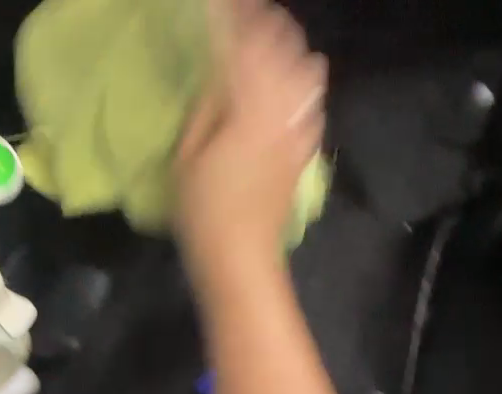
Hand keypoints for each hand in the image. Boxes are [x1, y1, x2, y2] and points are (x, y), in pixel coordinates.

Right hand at [174, 0, 326, 278]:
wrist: (242, 259)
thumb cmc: (204, 213)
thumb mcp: (188, 156)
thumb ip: (207, 106)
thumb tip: (217, 72)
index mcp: (249, 105)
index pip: (242, 42)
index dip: (231, 16)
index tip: (218, 5)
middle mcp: (283, 107)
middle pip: (284, 45)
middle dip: (265, 24)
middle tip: (243, 18)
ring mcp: (299, 128)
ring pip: (307, 67)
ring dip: (288, 48)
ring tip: (269, 45)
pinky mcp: (305, 148)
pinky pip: (313, 100)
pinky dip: (302, 81)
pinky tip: (289, 86)